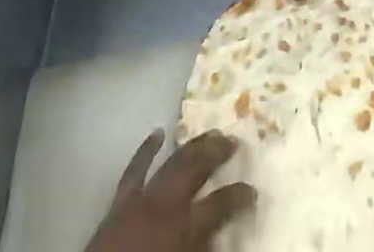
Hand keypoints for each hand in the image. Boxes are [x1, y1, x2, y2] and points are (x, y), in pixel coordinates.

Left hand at [85, 130, 255, 251]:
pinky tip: (157, 133)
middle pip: (195, 170)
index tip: (253, 190)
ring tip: (209, 133)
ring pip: (170, 163)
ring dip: (191, 146)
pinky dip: (146, 149)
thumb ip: (206, 250)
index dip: (239, 197)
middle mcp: (165, 205)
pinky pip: (135, 168)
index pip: (220, 206)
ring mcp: (141, 198)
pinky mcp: (121, 200)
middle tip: (233, 140)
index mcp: (185, 229)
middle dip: (215, 153)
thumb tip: (225, 238)